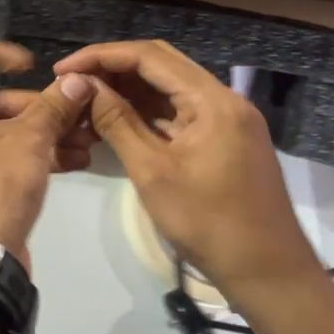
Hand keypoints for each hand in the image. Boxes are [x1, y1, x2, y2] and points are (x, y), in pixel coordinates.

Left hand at [0, 42, 93, 259]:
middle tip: (77, 114)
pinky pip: (1, 156)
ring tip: (87, 140)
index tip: (30, 64)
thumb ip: (52, 108)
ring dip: (43, 133)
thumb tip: (78, 81)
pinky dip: (33, 155)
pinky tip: (75, 161)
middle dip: (37, 107)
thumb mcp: (29, 140)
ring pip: (1, 131)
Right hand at [53, 40, 323, 294]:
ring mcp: (227, 119)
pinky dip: (144, 108)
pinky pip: (178, 108)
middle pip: (159, 63)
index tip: (62, 70)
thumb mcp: (152, 171)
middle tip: (71, 80)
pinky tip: (115, 118)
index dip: (100, 56)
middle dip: (111, 66)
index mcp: (213, 101)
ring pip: (167, 84)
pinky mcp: (224, 137)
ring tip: (86, 98)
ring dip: (126, 87)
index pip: (148, 56)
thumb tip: (82, 84)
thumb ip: (115, 120)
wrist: (271, 277)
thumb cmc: (209, 224)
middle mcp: (224, 100)